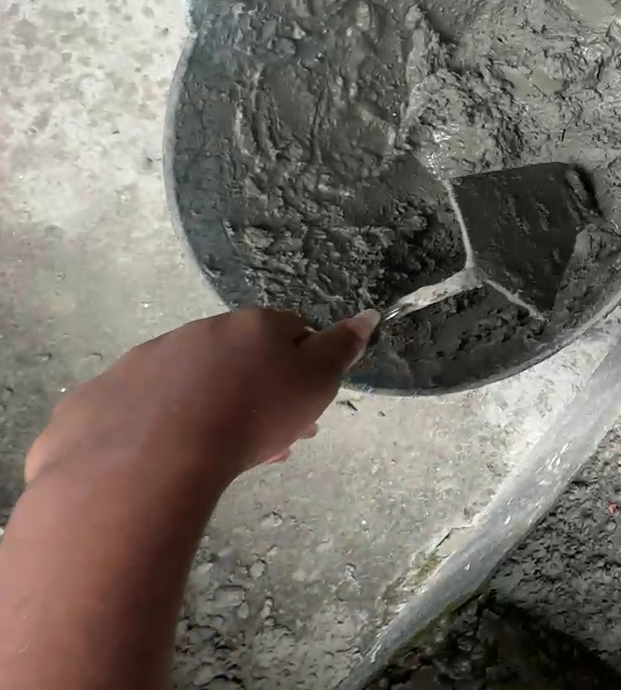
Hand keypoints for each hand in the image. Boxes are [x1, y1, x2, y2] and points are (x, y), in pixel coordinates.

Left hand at [23, 308, 375, 489]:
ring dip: (210, 408)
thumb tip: (368, 315)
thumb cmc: (249, 417)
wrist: (139, 470)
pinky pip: (134, 412)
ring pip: (188, 384)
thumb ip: (345, 345)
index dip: (305, 366)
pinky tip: (165, 459)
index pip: (293, 330)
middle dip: (258, 390)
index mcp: (252, 324)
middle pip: (239, 358)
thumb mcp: (320, 381)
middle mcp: (195, 332)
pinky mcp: (89, 404)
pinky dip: (153, 429)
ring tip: (222, 455)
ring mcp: (136, 366)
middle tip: (272, 435)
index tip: (307, 402)